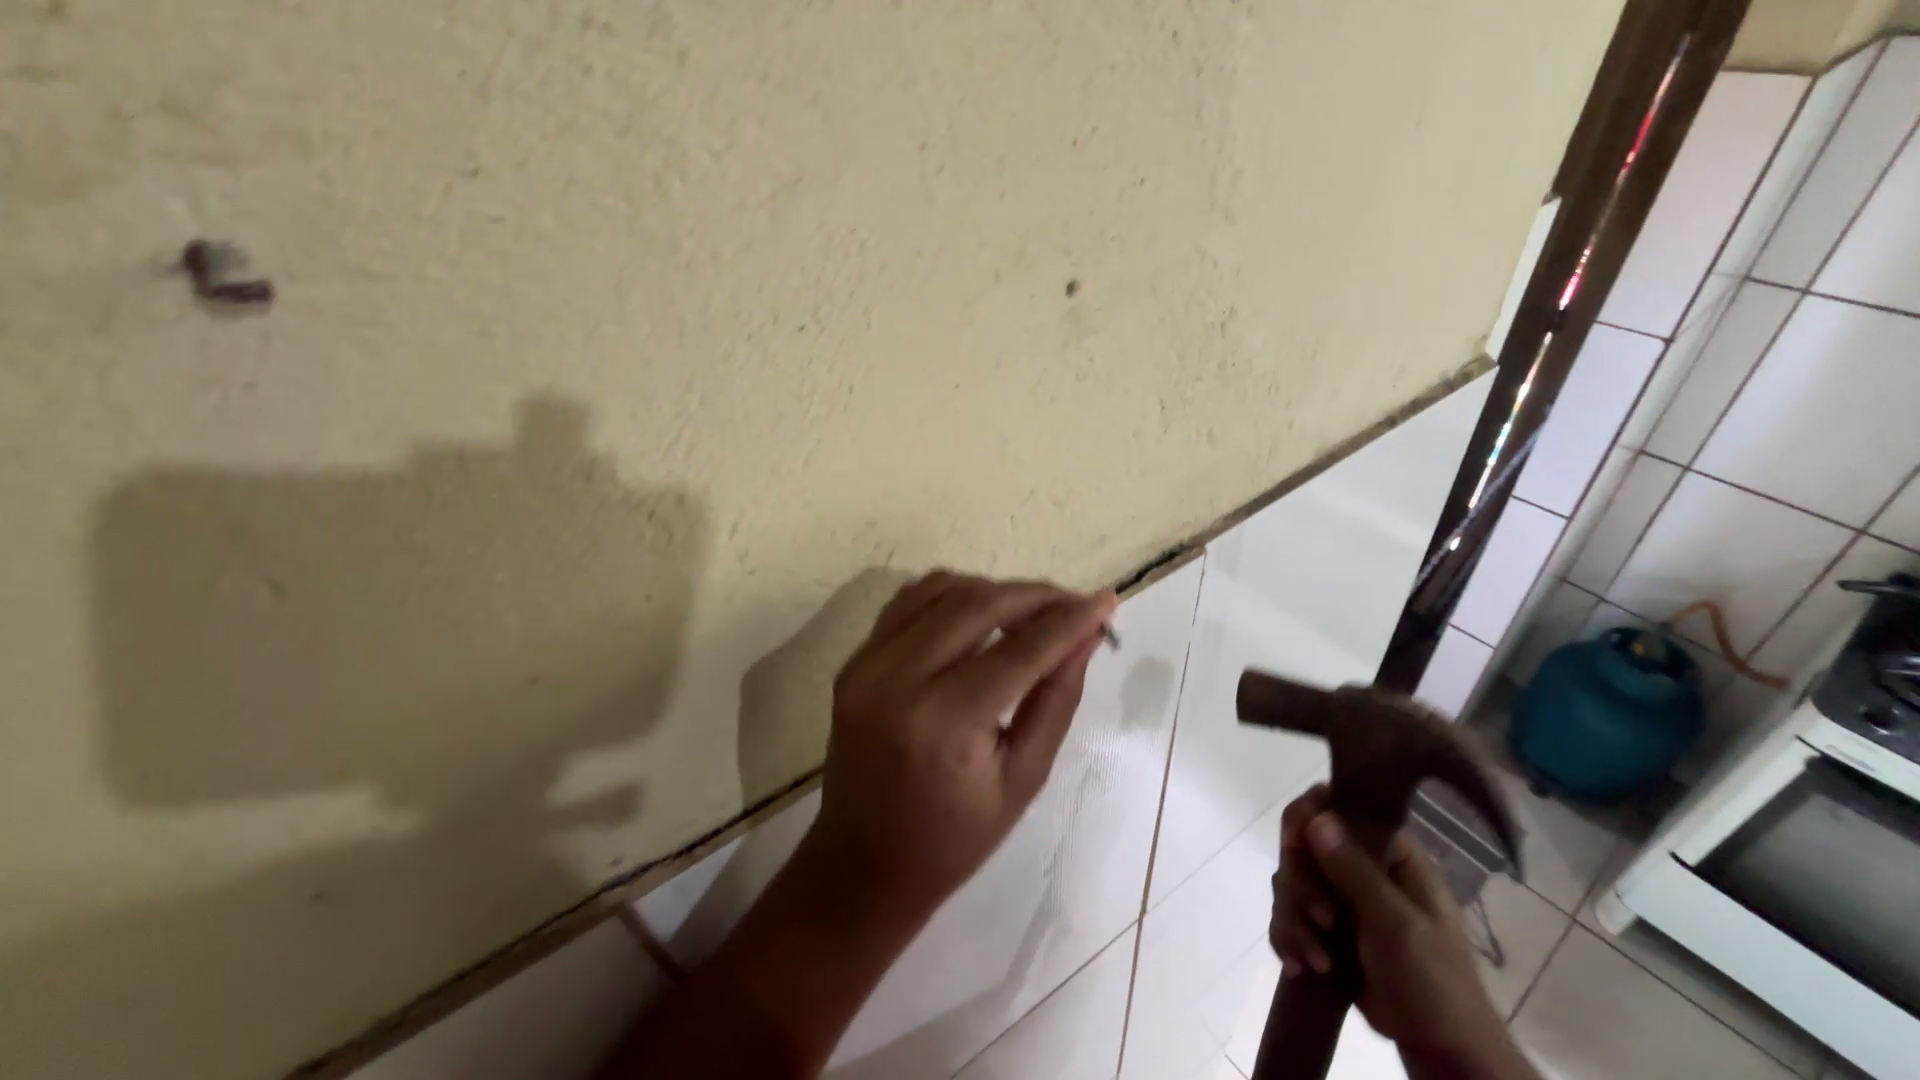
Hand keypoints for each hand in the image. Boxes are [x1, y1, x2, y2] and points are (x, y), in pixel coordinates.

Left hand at [801, 571, 1116, 917]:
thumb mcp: (1023, 779)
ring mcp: (867, 665)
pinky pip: (907, 603)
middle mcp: (898, 679)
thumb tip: (1086, 636)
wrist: (864, 863)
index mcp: (945, 722)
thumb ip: (1056, 700)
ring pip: (940, 590)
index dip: (1069, 620)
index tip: (1105, 602)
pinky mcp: (854, 662)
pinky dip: (949, 597)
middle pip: (978, 604)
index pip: (1020, 650)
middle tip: (1074, 606)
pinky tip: (979, 616)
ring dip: (993, 591)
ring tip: (1030, 615)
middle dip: (1035, 596)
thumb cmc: (955, 839)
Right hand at [1272, 786, 1534, 1078]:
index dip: (1309, 818)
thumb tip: (1316, 816)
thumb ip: (1353, 869)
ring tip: (1316, 959)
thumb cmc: (1433, 980)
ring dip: (1295, 921)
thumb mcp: (1395, 923)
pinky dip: (1290, 940)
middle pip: (1303, 848)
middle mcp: (1364, 867)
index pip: (1339, 807)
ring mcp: (1343, 899)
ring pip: (1291, 885)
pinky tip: (1302, 967)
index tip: (1295, 845)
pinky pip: (1290, 918)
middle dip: (1302, 888)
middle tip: (1322, 919)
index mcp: (1392, 854)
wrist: (1440, 1047)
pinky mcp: (1327, 930)